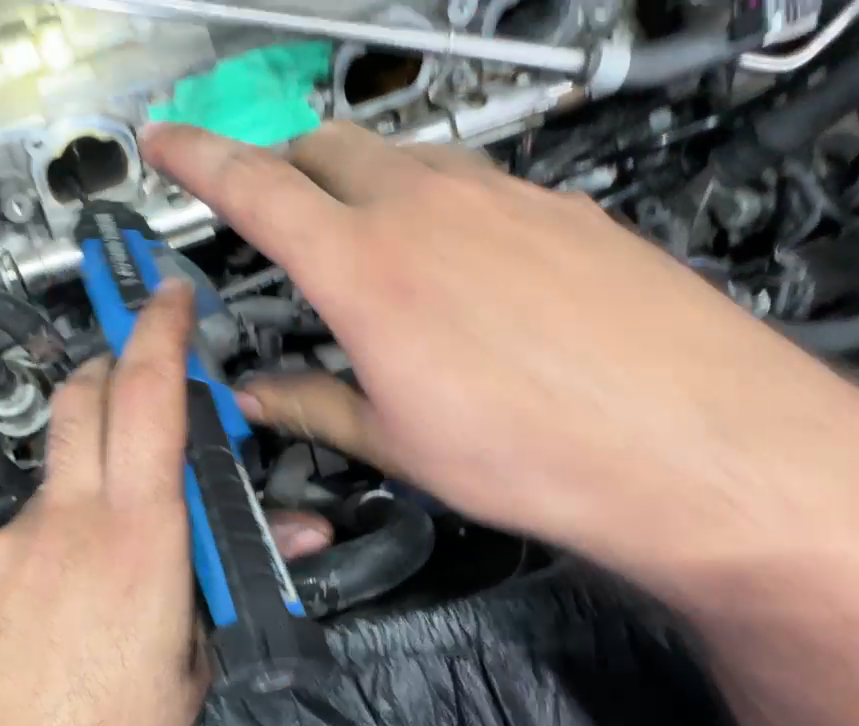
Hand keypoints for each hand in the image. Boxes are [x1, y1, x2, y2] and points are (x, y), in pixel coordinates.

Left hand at [0, 282, 206, 725]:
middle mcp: (63, 522)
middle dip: (115, 373)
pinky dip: (48, 545)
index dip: (160, 332)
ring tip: (110, 558)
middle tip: (148, 397)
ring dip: (88, 480)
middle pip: (81, 399)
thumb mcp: (194, 667)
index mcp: (137, 539)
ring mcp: (3, 544)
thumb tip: (291, 533)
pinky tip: (55, 611)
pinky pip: (17, 535)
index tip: (169, 297)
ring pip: (53, 475)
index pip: (147, 398)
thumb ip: (231, 581)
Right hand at [143, 122, 858, 585]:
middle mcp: (430, 209)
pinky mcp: (556, 207)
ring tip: (358, 252)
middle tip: (266, 214)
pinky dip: (431, 205)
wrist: (690, 441)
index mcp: (367, 269)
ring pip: (399, 160)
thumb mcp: (396, 442)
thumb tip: (265, 397)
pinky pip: (469, 181)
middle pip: (325, 151)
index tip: (169, 141)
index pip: (255, 187)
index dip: (197, 158)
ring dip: (357, 188)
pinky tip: (446, 265)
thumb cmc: (543, 450)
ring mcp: (501, 197)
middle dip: (281, 171)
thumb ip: (314, 404)